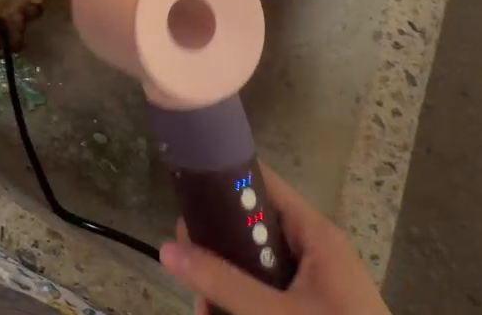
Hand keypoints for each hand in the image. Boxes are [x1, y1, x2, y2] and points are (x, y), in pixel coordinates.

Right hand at [161, 167, 390, 314]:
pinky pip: (267, 291)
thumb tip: (166, 250)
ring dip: (224, 282)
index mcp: (314, 233)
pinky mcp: (313, 307)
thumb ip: (224, 282)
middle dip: (214, 247)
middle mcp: (314, 248)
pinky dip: (242, 301)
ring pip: (253, 262)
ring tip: (205, 310)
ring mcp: (315, 280)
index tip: (182, 195)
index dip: (220, 179)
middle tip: (191, 269)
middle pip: (250, 224)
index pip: (260, 180)